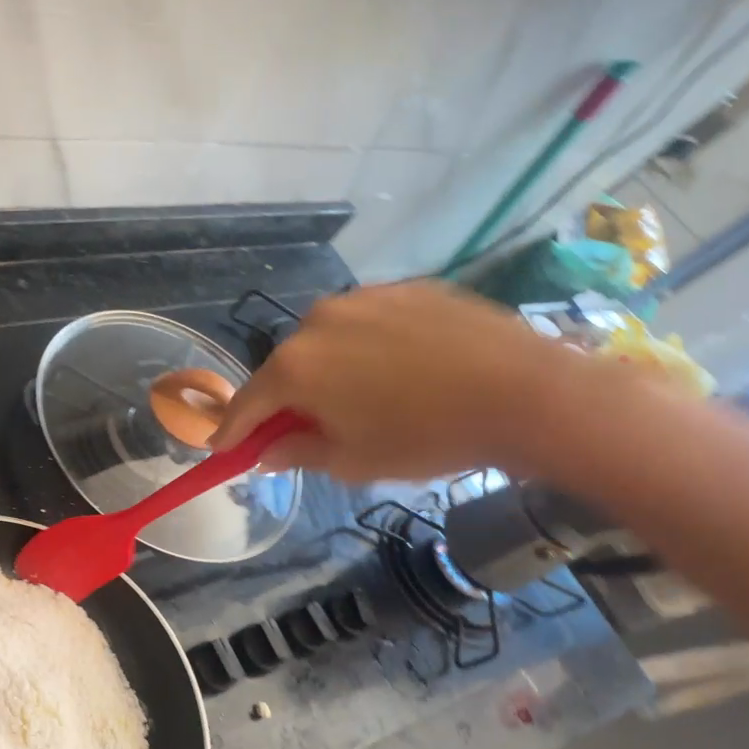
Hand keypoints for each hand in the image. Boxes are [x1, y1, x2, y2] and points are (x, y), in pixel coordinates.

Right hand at [208, 282, 587, 480]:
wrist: (527, 392)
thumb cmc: (426, 437)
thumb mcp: (351, 460)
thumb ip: (296, 453)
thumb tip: (265, 452)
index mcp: (295, 367)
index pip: (246, 402)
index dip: (232, 430)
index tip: (221, 448)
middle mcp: (318, 321)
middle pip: (286, 367)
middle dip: (287, 398)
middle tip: (302, 428)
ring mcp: (365, 297)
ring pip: (327, 341)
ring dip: (328, 369)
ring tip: (361, 397)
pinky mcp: (408, 288)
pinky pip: (368, 322)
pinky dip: (368, 347)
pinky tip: (399, 370)